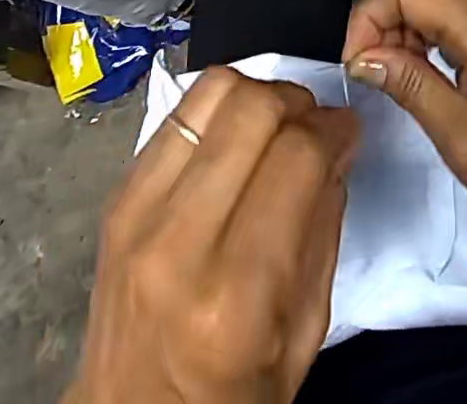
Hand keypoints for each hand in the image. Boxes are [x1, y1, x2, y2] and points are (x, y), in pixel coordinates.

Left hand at [67, 68, 359, 403]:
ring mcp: (136, 215)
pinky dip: (222, 109)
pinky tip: (237, 138)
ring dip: (261, 95)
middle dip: (302, 104)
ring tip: (277, 127)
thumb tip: (338, 140)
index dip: (338, 128)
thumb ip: (326, 219)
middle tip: (315, 128)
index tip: (350, 131)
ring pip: (214, 92)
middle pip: (254, 110)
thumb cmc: (236, 388)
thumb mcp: (309, 320)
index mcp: (235, 291)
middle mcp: (177, 243)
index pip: (299, 156)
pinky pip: (180, 112)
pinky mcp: (116, 199)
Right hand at [342, 0, 466, 240]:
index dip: (367, 20)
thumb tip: (362, 57)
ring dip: (397, 23)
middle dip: (379, 13)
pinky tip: (415, 72)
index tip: (358, 69)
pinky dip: (418, 30)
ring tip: (394, 77)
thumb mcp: (462, 137)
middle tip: (372, 68)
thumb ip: (410, 87)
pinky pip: (444, 10)